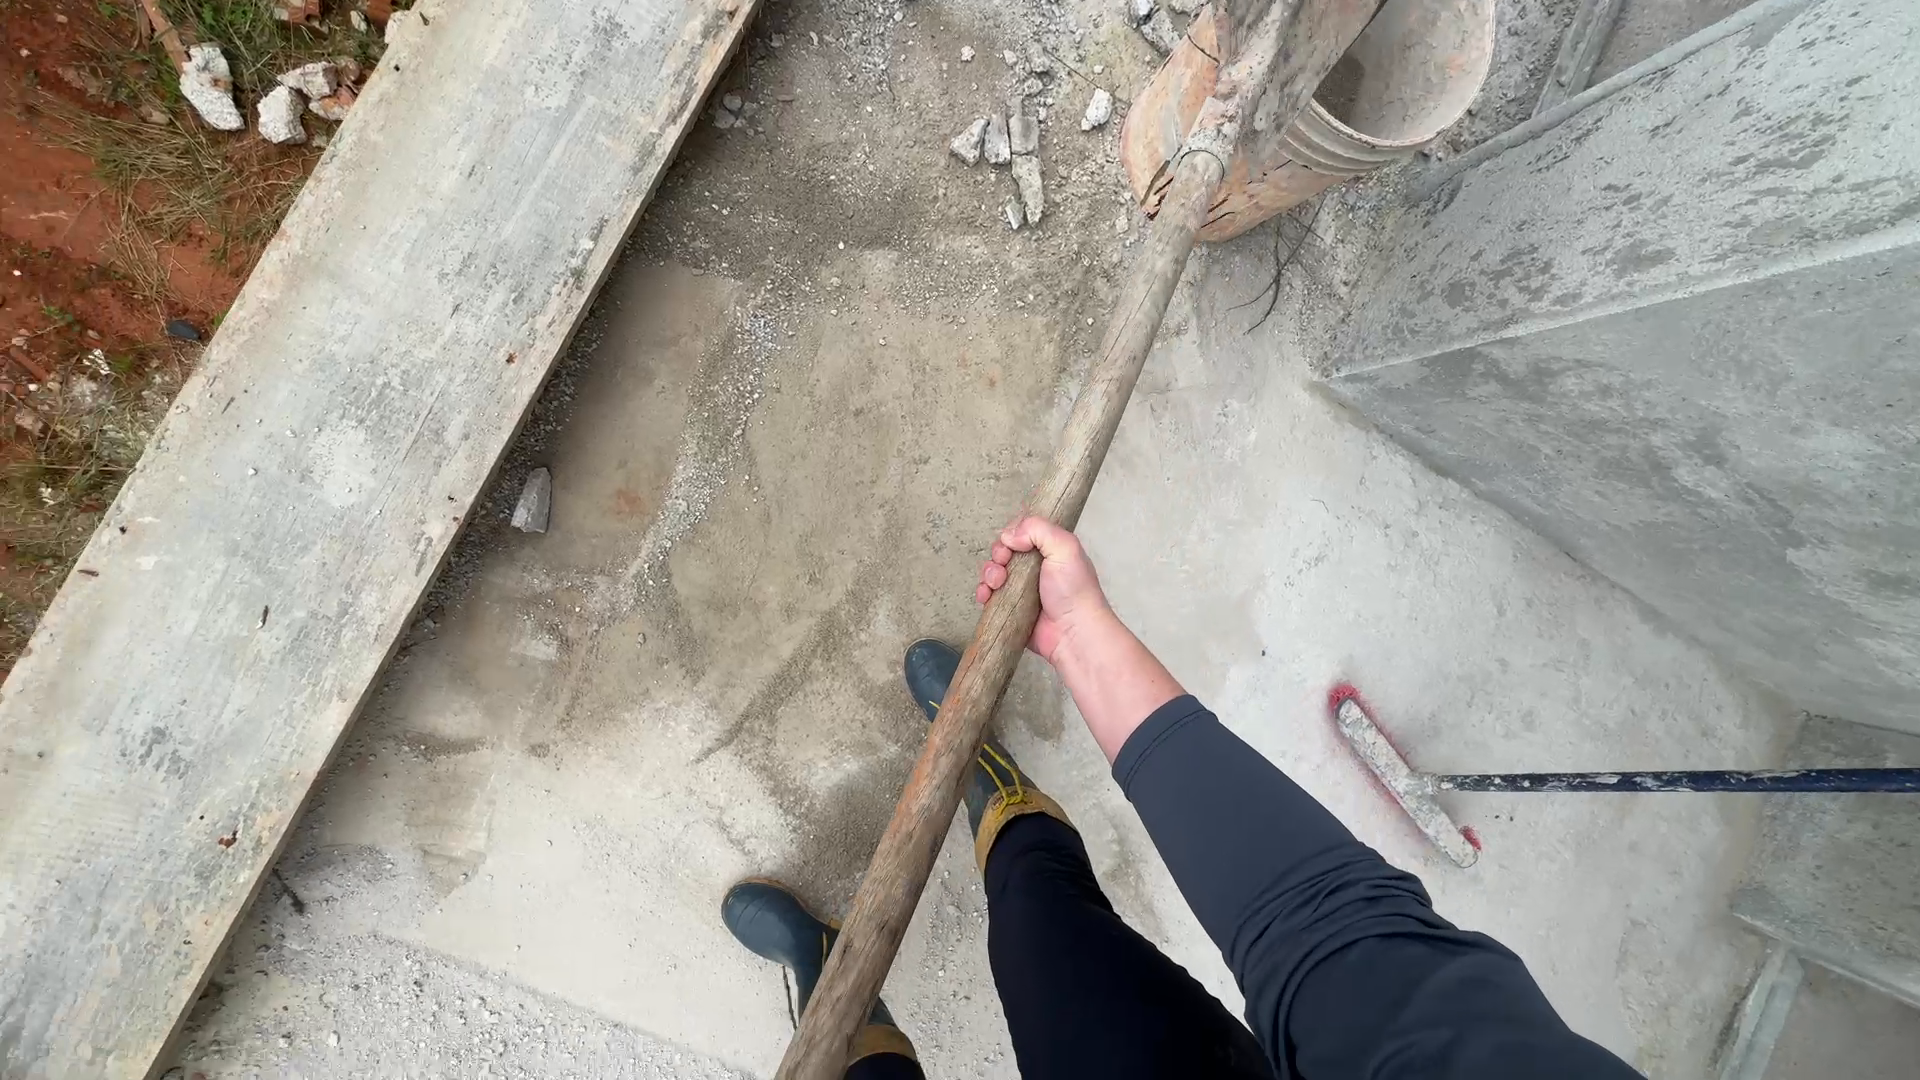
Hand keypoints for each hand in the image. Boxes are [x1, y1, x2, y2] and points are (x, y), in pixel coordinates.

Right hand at [976, 515, 1112, 662]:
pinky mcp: (1011, 608)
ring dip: (989, 573)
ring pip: (994, 571)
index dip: (1012, 533)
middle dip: (998, 554)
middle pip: (1005, 550)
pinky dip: (983, 592)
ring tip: (997, 583)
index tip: (1013, 543)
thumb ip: (1039, 529)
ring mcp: (1022, 588)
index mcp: (1050, 549)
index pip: (1022, 531)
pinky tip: (986, 595)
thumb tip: (1010, 534)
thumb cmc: (1075, 592)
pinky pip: (990, 596)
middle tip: (1003, 562)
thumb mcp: (1066, 548)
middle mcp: (1036, 567)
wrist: (1073, 633)